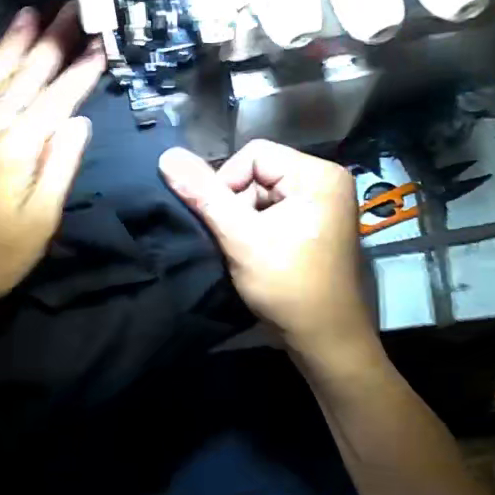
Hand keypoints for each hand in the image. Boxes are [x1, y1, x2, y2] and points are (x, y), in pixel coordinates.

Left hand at [0, 5, 104, 355]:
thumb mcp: (41, 221)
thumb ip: (60, 166)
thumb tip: (78, 122)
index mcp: (16, 147)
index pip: (57, 98)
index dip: (82, 70)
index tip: (102, 41)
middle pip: (23, 77)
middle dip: (50, 41)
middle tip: (71, 8)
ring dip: (9, 46)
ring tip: (27, 15)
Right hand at [158, 139, 373, 355]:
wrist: (325, 340)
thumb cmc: (288, 286)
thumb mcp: (241, 237)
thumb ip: (204, 195)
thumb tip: (167, 155)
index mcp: (319, 175)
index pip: (254, 155)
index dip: (228, 184)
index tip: (225, 222)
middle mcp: (327, 182)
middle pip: (259, 174)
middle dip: (238, 205)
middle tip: (239, 242)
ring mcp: (324, 207)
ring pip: (263, 196)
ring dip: (245, 221)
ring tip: (248, 252)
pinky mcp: (317, 228)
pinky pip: (275, 213)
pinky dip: (258, 231)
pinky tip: (258, 256)